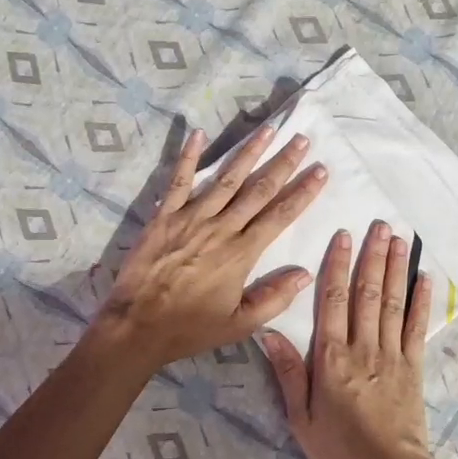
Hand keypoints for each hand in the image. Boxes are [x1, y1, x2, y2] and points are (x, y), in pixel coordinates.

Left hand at [89, 126, 326, 370]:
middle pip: (258, 190)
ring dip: (248, 152)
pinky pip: (178, 180)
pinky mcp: (163, 215)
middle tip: (301, 139)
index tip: (320, 171)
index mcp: (241, 254)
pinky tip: (200, 133)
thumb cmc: (190, 328)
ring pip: (226, 178)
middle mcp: (220, 228)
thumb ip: (273, 299)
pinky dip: (188, 155)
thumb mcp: (239, 325)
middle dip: (283, 163)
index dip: (302, 192)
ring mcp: (190, 218)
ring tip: (268, 129)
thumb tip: (305, 274)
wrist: (137, 326)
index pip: (279, 216)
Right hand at [263, 222, 447, 458]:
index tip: (343, 235)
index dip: (337, 265)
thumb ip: (289, 373)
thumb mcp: (301, 419)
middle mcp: (363, 348)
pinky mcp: (414, 368)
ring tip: (400, 239)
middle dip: (372, 256)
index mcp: (331, 358)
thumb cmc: (339, 452)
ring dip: (396, 269)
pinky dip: (421, 301)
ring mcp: (392, 356)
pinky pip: (417, 328)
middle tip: (379, 224)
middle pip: (366, 293)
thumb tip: (270, 332)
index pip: (332, 301)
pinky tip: (424, 278)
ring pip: (391, 303)